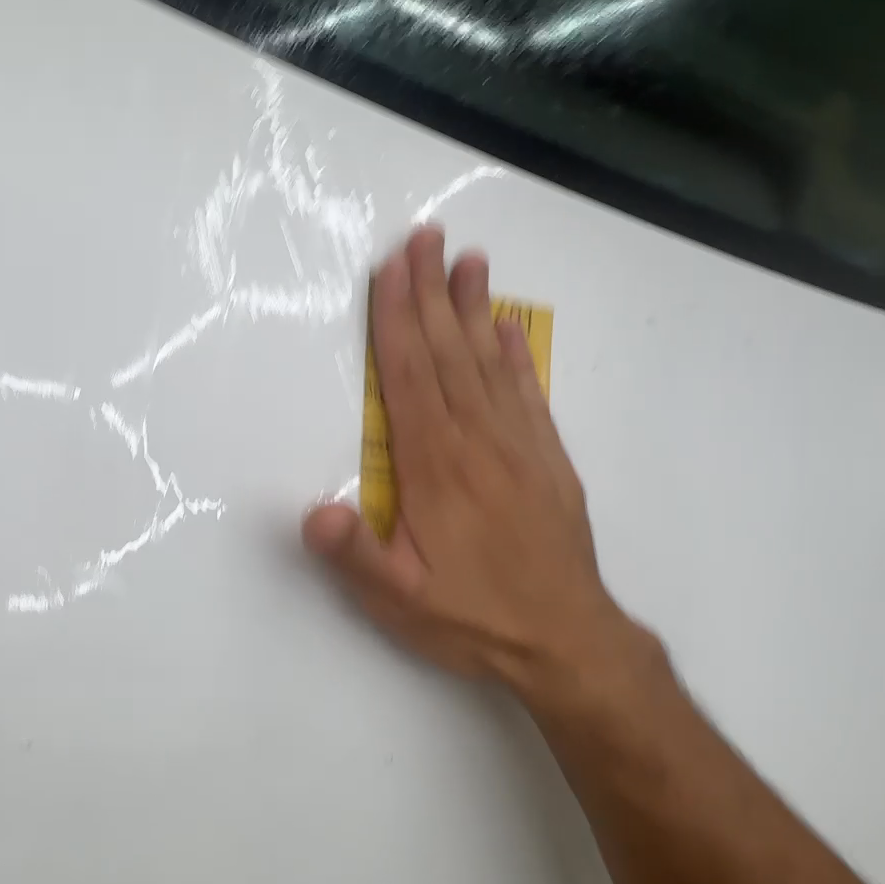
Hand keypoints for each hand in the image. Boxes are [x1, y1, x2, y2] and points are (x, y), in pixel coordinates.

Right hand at [303, 226, 647, 701]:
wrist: (570, 645)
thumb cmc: (473, 618)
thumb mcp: (400, 601)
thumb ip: (356, 555)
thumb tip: (314, 511)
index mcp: (436, 469)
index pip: (409, 378)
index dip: (395, 321)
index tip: (390, 270)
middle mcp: (478, 444)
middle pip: (448, 354)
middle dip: (431, 293)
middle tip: (425, 237)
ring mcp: (519, 448)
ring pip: (488, 364)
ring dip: (474, 309)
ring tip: (467, 260)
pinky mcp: (548, 462)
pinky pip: (528, 395)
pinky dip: (515, 355)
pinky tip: (506, 328)